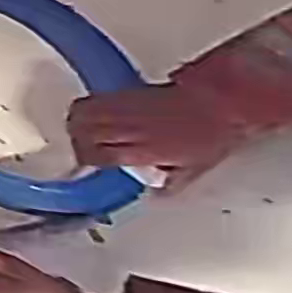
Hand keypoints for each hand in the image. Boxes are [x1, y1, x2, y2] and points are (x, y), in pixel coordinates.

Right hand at [68, 84, 248, 192]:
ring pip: (78, 119)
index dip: (90, 161)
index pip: (101, 156)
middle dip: (79, 146)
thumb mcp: (198, 167)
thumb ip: (172, 182)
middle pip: (84, 137)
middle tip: (84, 151)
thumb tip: (154, 195)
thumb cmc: (210, 138)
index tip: (90, 165)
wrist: (216, 105)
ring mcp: (121, 111)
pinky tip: (84, 118)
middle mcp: (129, 130)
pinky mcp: (116, 96)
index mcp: (149, 151)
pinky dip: (77, 112)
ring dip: (74, 128)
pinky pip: (83, 104)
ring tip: (80, 135)